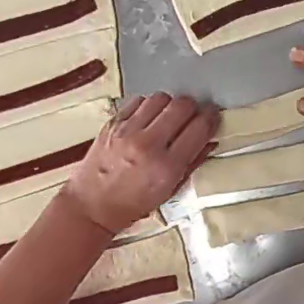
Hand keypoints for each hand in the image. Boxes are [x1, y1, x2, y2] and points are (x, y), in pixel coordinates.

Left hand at [63, 93, 217, 233]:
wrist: (91, 205)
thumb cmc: (131, 205)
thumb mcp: (169, 191)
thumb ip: (192, 163)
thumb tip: (210, 140)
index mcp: (166, 167)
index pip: (199, 128)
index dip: (211, 118)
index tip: (212, 117)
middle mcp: (148, 145)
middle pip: (183, 105)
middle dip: (193, 108)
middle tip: (192, 117)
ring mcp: (128, 131)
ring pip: (161, 98)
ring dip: (170, 106)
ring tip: (168, 118)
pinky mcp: (112, 123)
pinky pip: (138, 101)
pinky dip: (148, 107)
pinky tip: (147, 119)